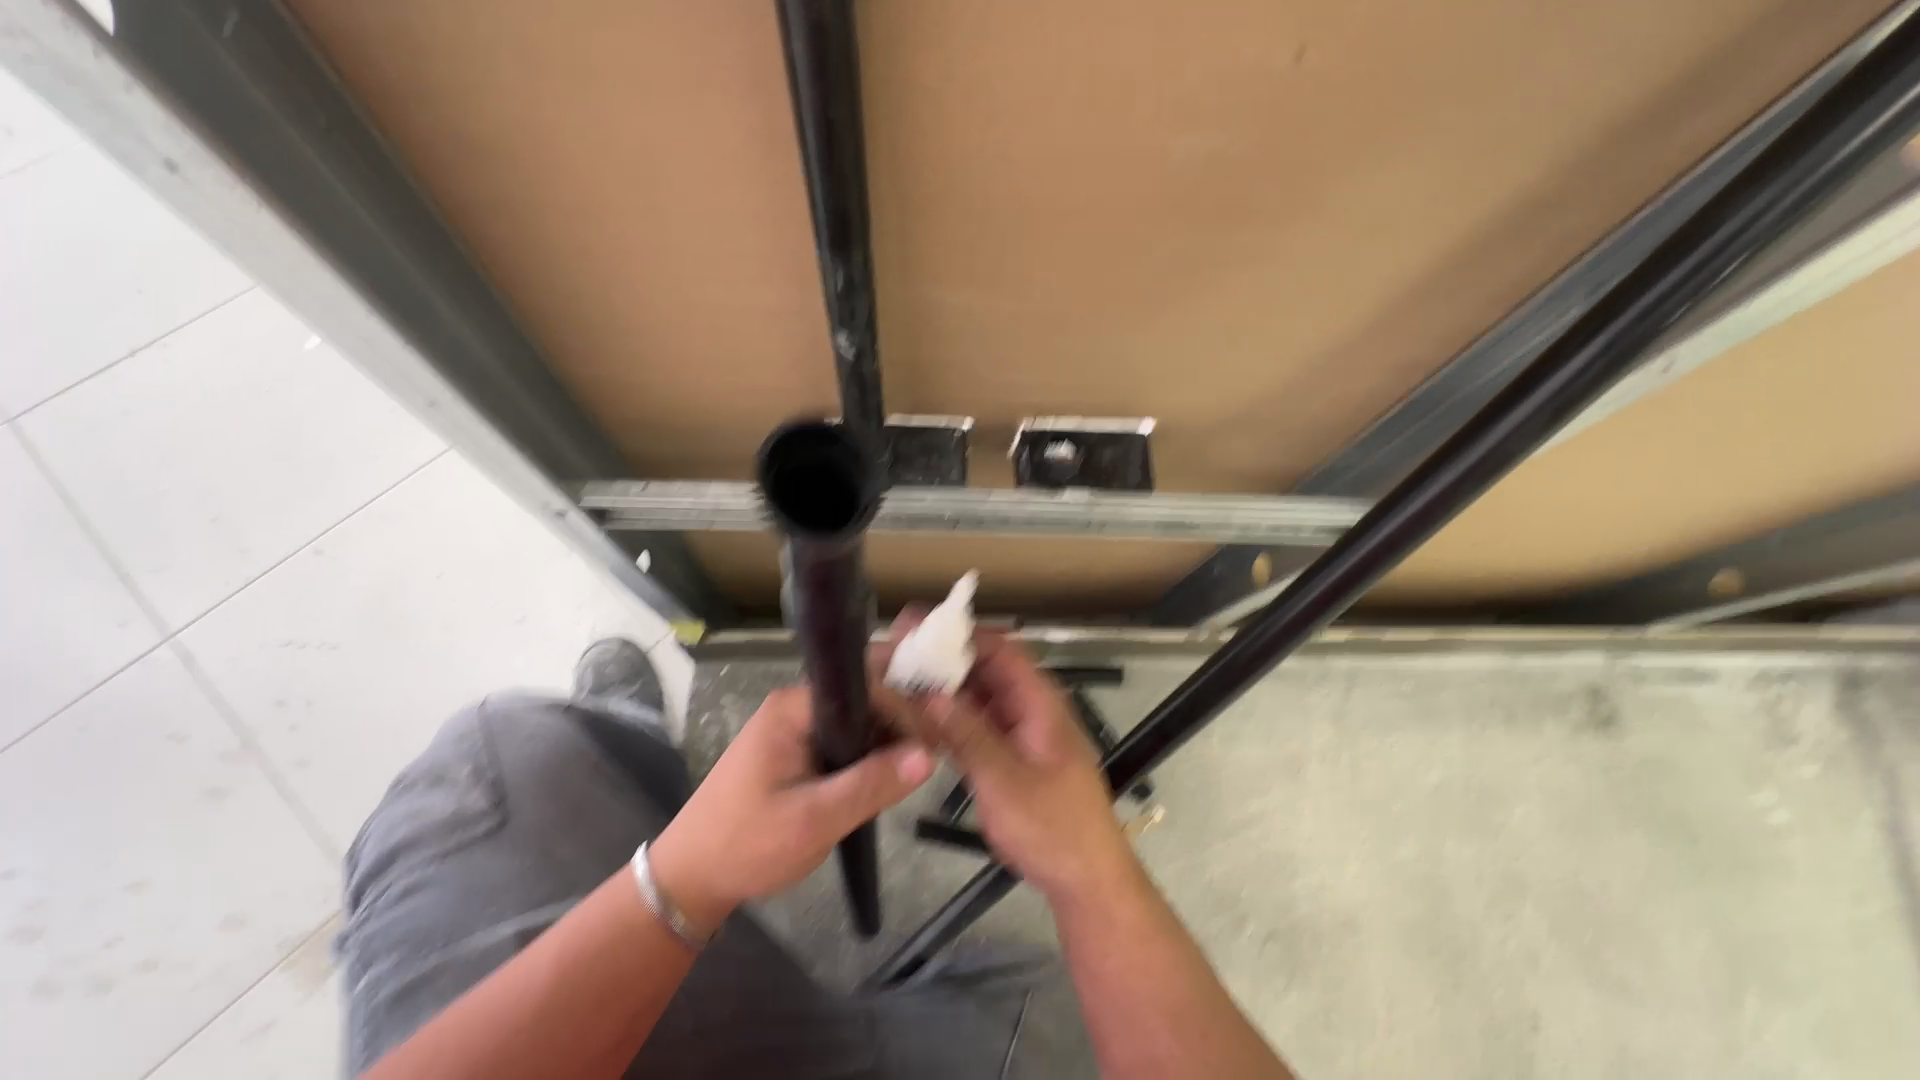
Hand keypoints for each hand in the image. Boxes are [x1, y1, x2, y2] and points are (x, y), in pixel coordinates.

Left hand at [648, 684, 934, 934]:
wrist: (692, 877)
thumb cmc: (746, 844)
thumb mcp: (813, 820)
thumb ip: (870, 785)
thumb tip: (928, 756)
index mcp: (794, 707)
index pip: (864, 685)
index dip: (903, 710)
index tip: (933, 746)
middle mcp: (796, 706)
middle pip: (864, 696)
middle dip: (901, 720)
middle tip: (935, 754)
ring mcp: (795, 728)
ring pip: (857, 720)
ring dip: (888, 739)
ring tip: (921, 767)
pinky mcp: (797, 751)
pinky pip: (845, 740)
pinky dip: (870, 754)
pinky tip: (892, 776)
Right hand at [921, 631, 1141, 903]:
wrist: (1087, 880)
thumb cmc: (1054, 828)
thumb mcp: (1006, 781)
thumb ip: (968, 734)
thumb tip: (930, 693)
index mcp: (1041, 704)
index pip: (1001, 650)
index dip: (960, 634)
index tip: (916, 627)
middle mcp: (1029, 711)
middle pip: (984, 670)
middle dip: (942, 658)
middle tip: (893, 652)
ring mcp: (1019, 736)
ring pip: (976, 699)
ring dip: (940, 689)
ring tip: (894, 680)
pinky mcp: (1008, 760)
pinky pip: (974, 728)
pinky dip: (947, 721)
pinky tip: (913, 720)